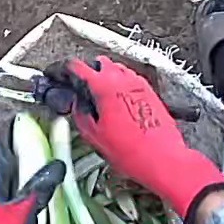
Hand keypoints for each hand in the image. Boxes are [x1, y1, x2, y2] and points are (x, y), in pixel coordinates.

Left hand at [0, 124, 64, 223]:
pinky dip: (9, 194)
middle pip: (1, 161)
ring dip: (16, 177)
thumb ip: (38, 190)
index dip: (19, 134)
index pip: (2, 144)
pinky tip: (20, 208)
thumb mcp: (22, 218)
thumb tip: (57, 166)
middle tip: (44, 157)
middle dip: (22, 157)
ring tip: (37, 182)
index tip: (38, 131)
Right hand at [57, 56, 223, 220]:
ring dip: (104, 77)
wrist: (165, 161)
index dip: (63, 70)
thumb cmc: (132, 151)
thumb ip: (79, 114)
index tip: (58, 75)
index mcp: (104, 86)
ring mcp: (139, 84)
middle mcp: (122, 79)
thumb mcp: (94, 135)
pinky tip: (116, 102)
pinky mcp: (150, 92)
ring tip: (98, 95)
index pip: (77, 66)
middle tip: (78, 87)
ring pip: (116, 69)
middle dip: (86, 72)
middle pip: (98, 63)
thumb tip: (76, 105)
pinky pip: (129, 80)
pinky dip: (119, 84)